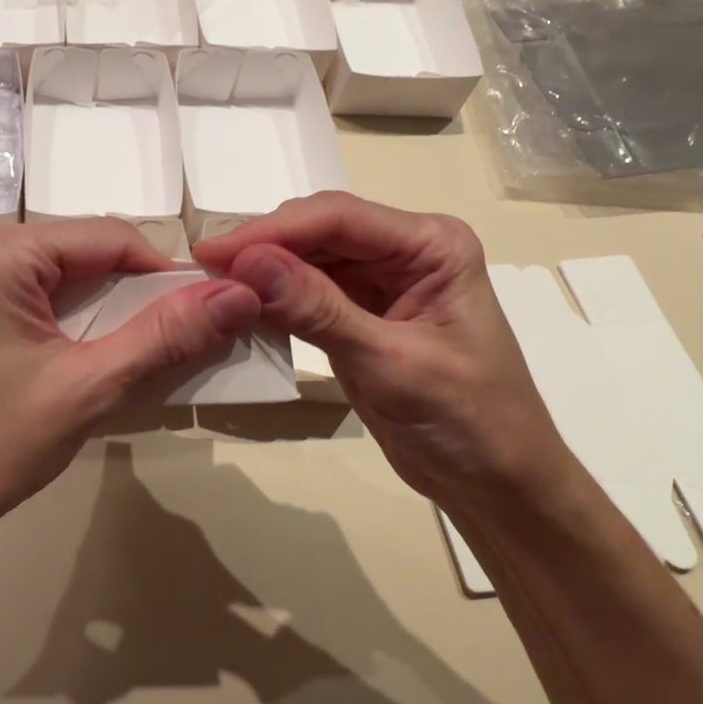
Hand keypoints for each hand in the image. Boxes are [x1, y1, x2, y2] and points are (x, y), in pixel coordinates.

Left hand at [0, 218, 261, 550]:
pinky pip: (47, 297)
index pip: (110, 237)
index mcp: (0, 250)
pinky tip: (107, 359)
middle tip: (187, 342)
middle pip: (90, 252)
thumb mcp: (88, 387)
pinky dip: (84, 324)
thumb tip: (241, 295)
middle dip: (142, 295)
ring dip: (116, 313)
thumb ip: (164, 336)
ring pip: (72, 276)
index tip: (214, 314)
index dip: (168, 273)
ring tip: (154, 355)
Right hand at [193, 192, 574, 515]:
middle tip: (205, 270)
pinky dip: (274, 298)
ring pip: (307, 258)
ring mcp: (380, 280)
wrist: (497, 485)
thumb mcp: (390, 363)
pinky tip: (242, 306)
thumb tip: (248, 264)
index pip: (339, 218)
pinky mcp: (359, 312)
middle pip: (319, 229)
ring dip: (263, 271)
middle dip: (263, 246)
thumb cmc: (468, 422)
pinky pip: (306, 291)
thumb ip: (318, 311)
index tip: (213, 251)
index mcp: (431, 245)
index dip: (272, 231)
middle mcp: (405, 250)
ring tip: (212, 285)